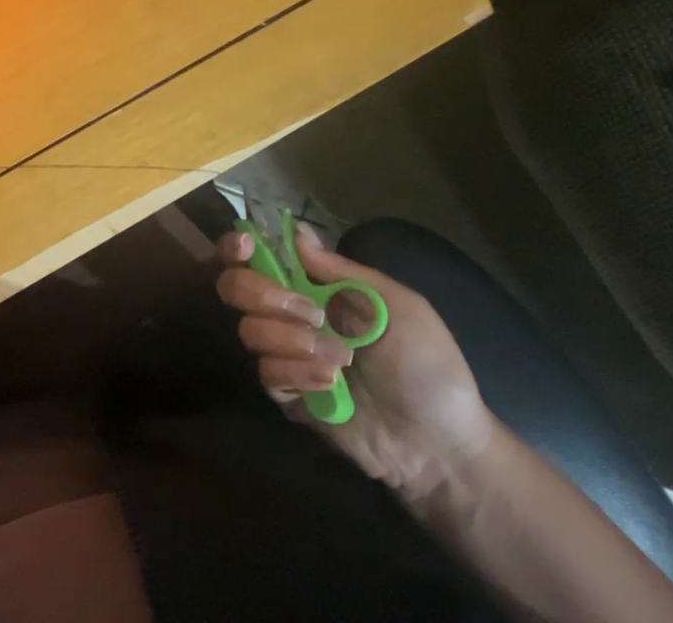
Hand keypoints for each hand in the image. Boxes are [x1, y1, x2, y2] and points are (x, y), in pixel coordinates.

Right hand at [215, 222, 499, 502]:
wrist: (436, 441)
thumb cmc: (428, 366)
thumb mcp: (400, 307)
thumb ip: (343, 271)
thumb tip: (296, 231)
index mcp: (317, 288)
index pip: (260, 257)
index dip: (240, 248)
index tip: (247, 248)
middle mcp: (291, 316)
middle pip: (236, 287)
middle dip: (264, 294)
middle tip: (311, 314)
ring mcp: (284, 354)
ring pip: (251, 330)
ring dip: (295, 341)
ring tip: (341, 360)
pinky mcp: (284, 392)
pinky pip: (267, 372)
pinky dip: (299, 373)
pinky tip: (331, 384)